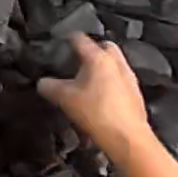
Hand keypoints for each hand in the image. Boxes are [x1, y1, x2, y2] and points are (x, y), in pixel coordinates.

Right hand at [36, 33, 150, 157]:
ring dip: (101, 64)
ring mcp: (130, 78)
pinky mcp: (135, 93)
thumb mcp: (63, 98)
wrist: (127, 139)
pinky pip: (119, 77)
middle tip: (75, 57)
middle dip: (91, 48)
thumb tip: (42, 82)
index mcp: (98, 58)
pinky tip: (98, 92)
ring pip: (114, 62)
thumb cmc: (94, 112)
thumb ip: (48, 86)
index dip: (65, 37)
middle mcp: (117, 63)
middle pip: (104, 46)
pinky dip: (109, 78)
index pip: (80, 38)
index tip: (56, 40)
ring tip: (85, 76)